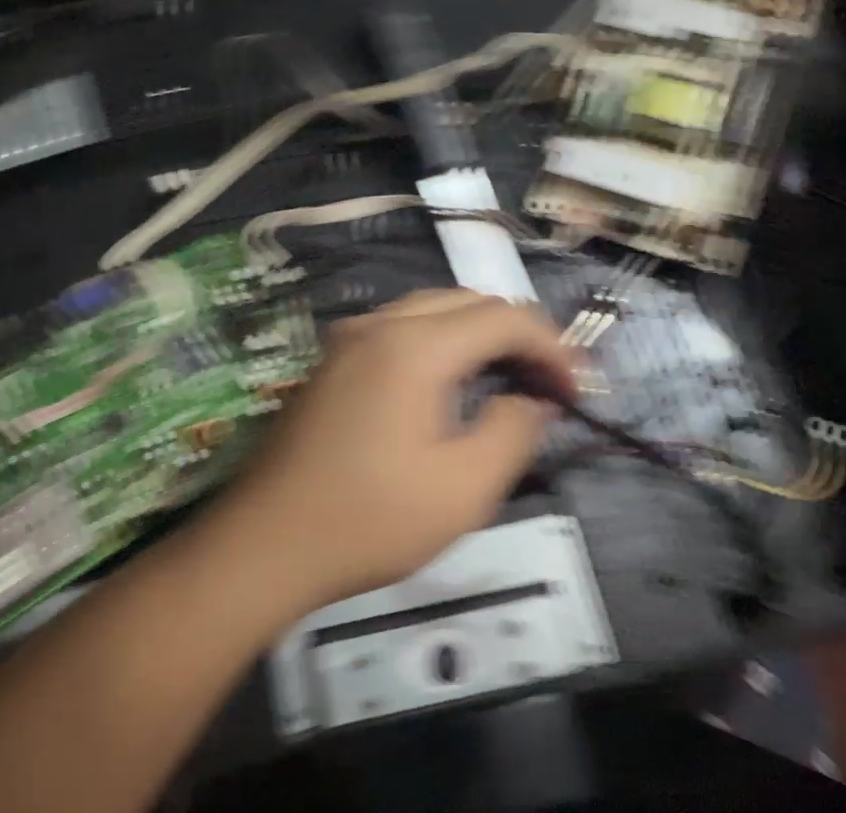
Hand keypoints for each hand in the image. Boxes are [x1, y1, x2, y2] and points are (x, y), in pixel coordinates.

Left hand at [213, 290, 576, 608]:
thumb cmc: (371, 519)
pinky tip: (449, 387)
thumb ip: (512, 431)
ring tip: (508, 381)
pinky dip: (437, 344)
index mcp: (414, 346)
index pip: (503, 317)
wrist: (267, 542)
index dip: (552, 347)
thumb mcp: (464, 488)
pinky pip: (397, 331)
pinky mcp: (329, 365)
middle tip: (549, 385)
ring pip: (429, 311)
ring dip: (476, 335)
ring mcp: (346, 342)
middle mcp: (377, 326)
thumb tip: (531, 400)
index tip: (577, 392)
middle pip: (466, 302)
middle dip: (517, 334)